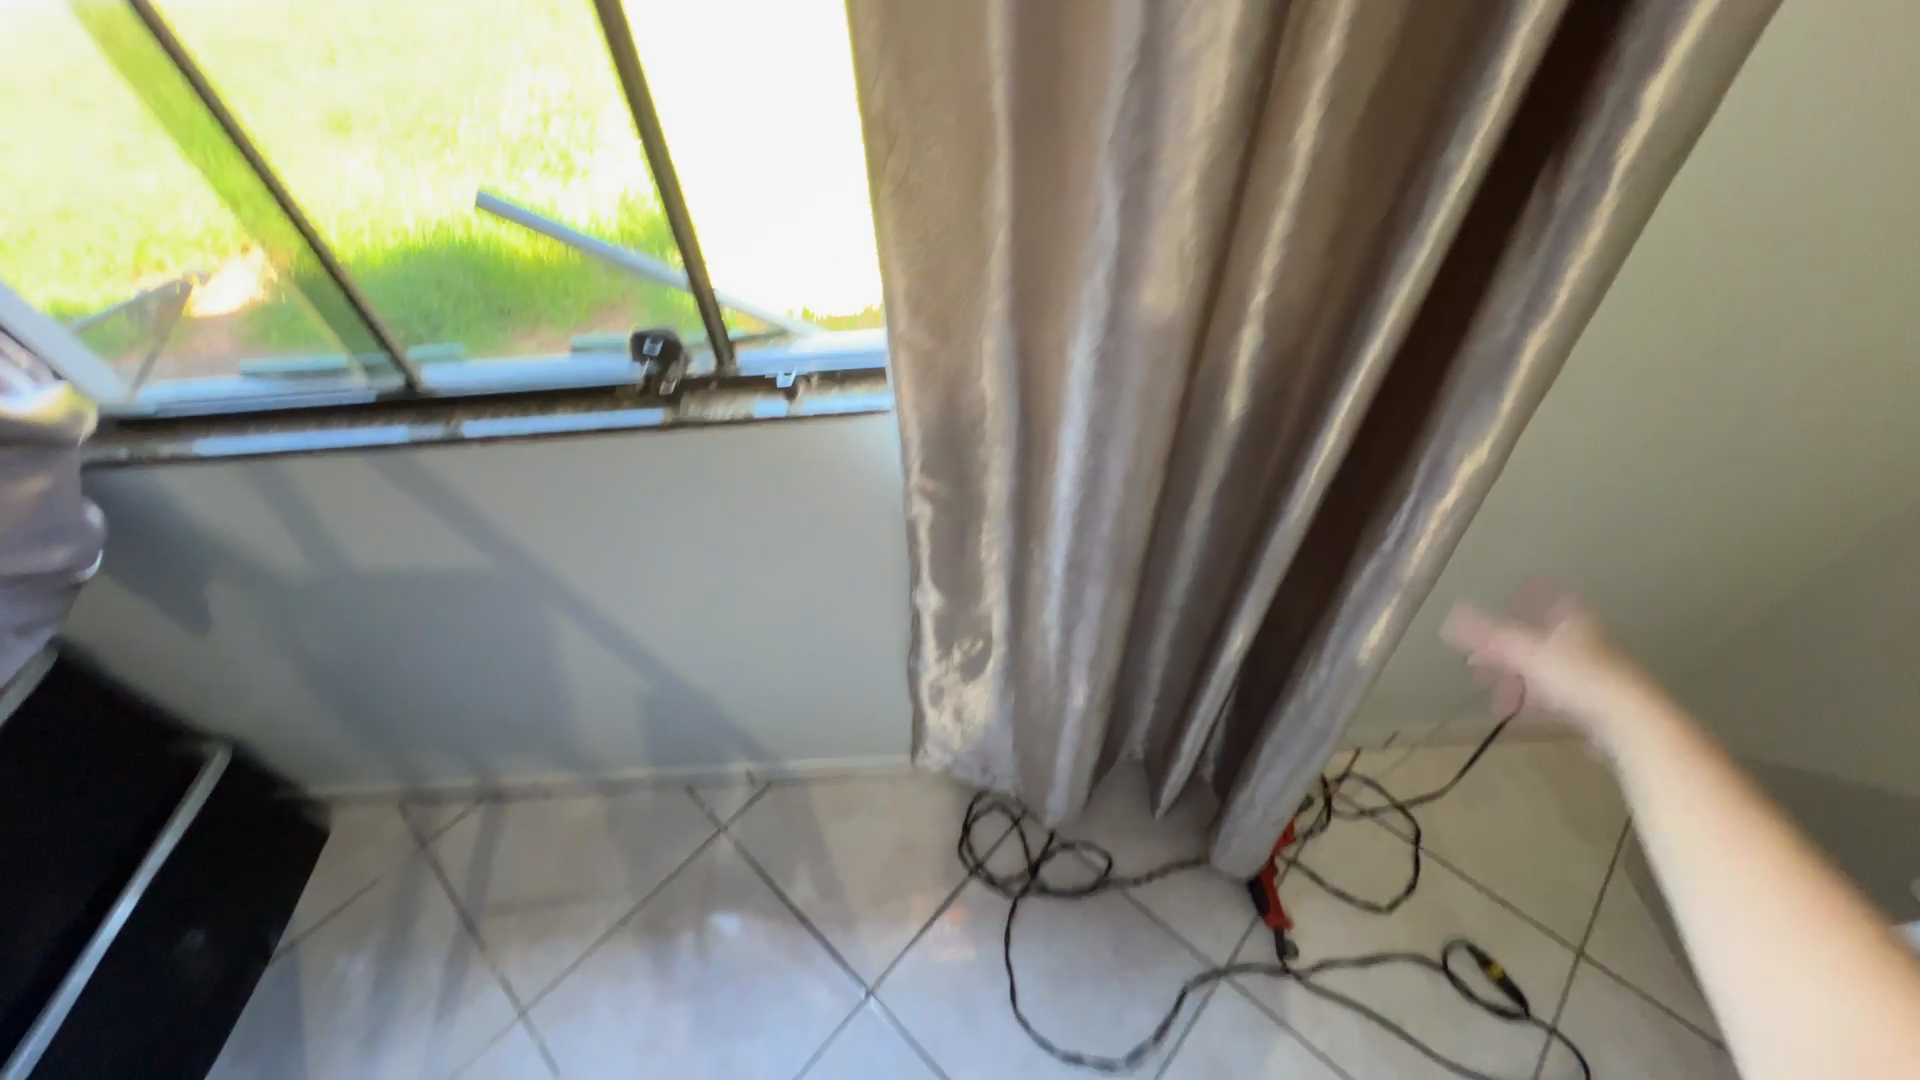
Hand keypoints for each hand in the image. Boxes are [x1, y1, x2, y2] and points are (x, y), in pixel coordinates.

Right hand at [1440, 589, 1666, 746]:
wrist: (1633, 725)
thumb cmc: (1579, 679)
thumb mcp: (1526, 654)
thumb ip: (1487, 636)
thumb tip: (1450, 615)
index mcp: (1574, 626)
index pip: (1553, 602)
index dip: (1533, 596)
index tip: (1516, 592)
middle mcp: (1586, 646)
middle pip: (1541, 641)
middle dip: (1507, 651)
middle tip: (1479, 659)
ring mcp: (1593, 676)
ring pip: (1545, 671)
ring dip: (1515, 680)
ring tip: (1492, 694)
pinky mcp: (1596, 706)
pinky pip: (1554, 697)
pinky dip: (1531, 700)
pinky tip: (1515, 711)